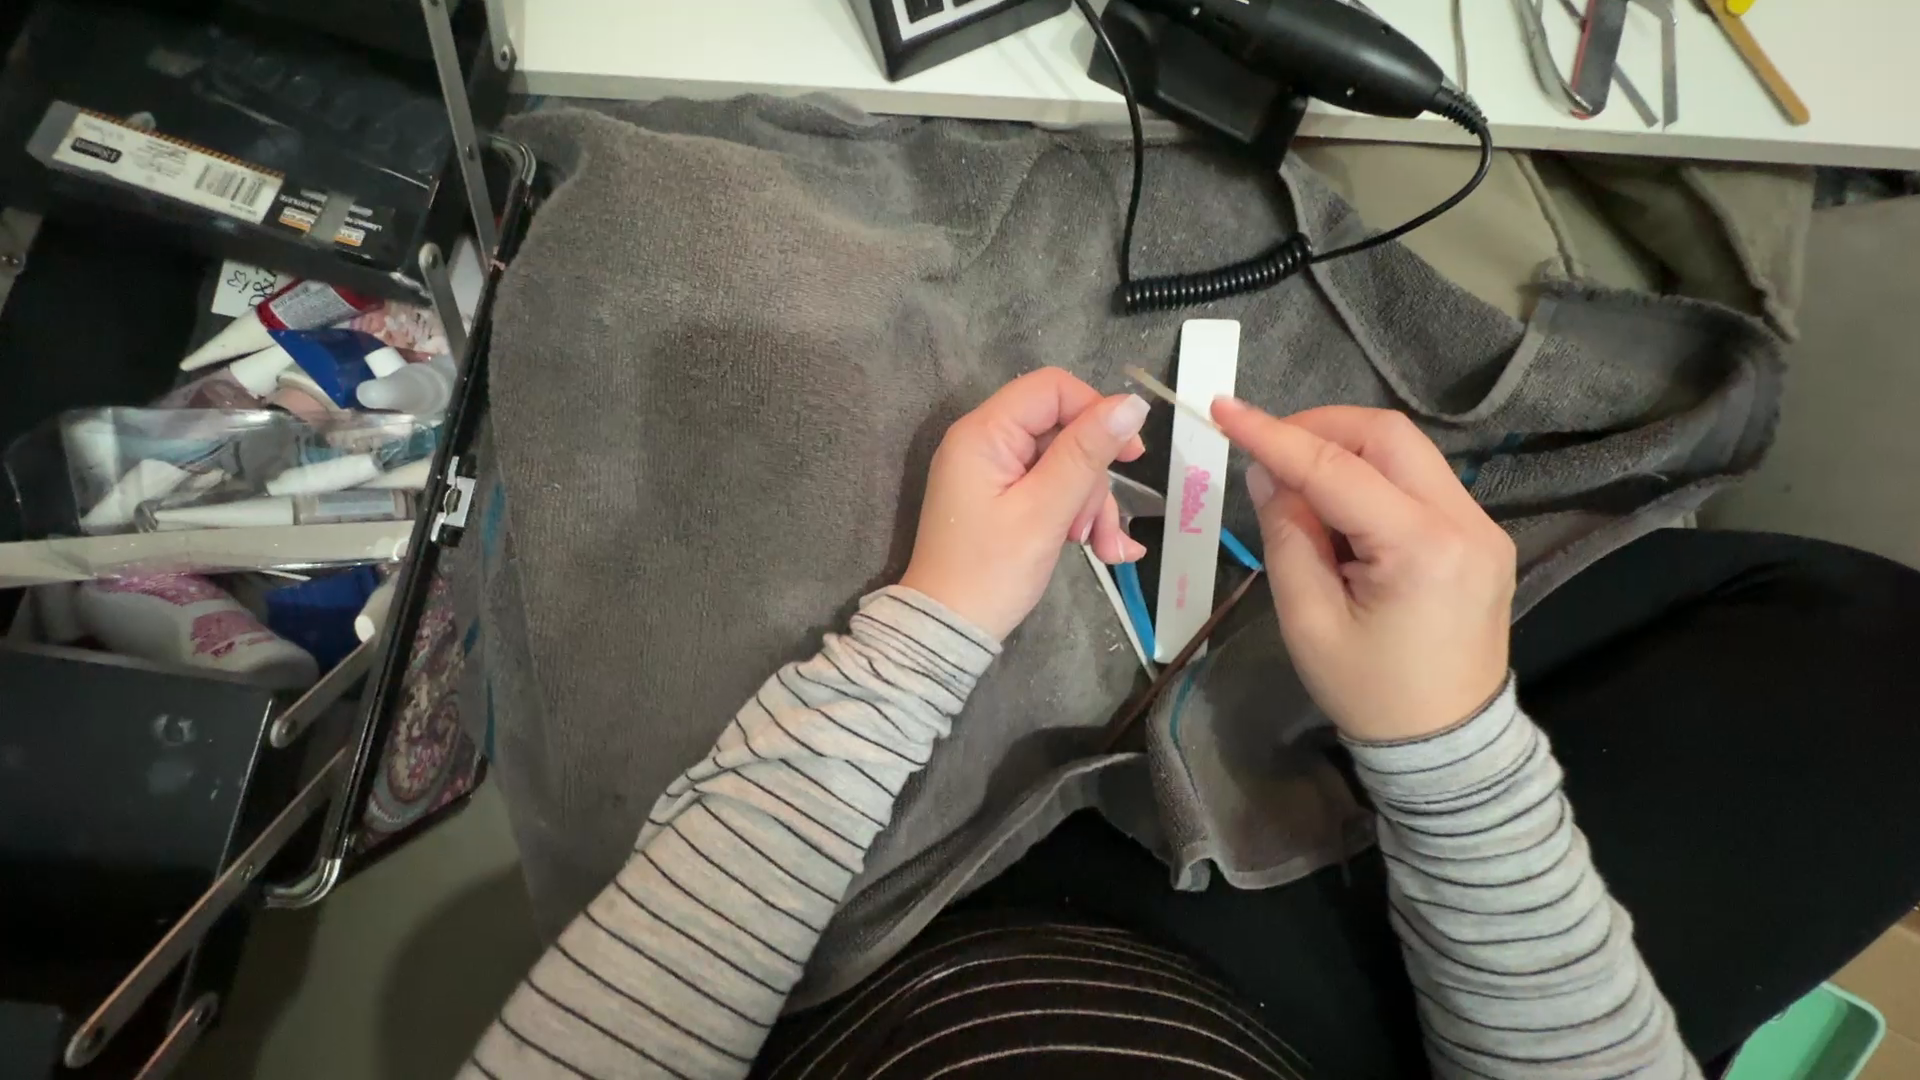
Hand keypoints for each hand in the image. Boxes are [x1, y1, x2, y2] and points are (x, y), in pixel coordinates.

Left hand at [901, 368, 1149, 639]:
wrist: (949, 629)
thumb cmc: (991, 571)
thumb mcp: (1045, 511)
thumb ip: (1086, 453)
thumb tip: (1131, 404)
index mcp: (984, 433)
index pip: (1052, 389)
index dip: (1097, 412)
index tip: (1131, 454)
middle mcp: (985, 442)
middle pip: (1063, 431)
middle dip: (1093, 480)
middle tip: (1100, 528)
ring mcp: (993, 472)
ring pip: (1064, 465)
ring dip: (1091, 506)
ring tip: (1102, 550)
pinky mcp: (1002, 498)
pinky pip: (1051, 490)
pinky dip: (1076, 516)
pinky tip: (1102, 551)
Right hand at [1211, 400, 1515, 740]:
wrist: (1445, 745)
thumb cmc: (1367, 690)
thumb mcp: (1307, 619)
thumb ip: (1287, 536)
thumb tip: (1268, 474)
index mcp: (1421, 549)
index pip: (1335, 470)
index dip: (1273, 435)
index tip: (1223, 407)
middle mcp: (1465, 522)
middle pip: (1387, 435)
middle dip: (1317, 427)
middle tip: (1265, 444)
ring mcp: (1480, 526)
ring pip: (1405, 450)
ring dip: (1342, 448)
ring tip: (1292, 479)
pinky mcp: (1476, 535)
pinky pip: (1416, 480)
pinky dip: (1366, 475)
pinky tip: (1333, 506)